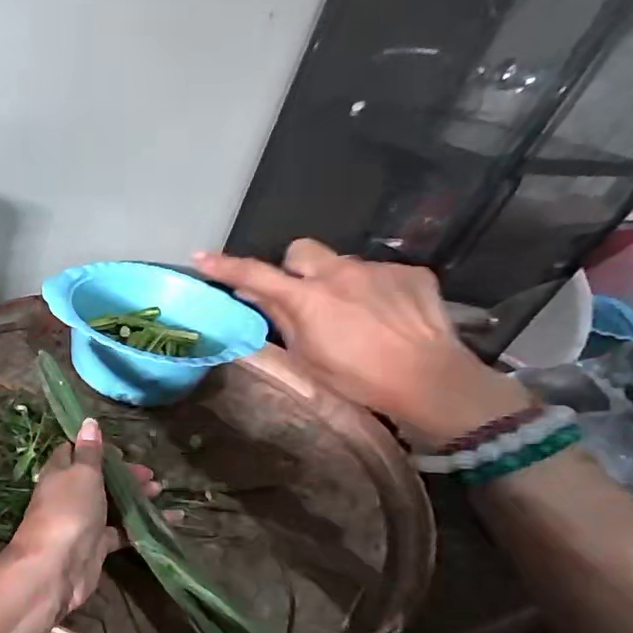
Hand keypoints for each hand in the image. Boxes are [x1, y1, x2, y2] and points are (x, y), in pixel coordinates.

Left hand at [5, 417, 159, 618]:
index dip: (97, 448)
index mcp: (60, 472)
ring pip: (112, 503)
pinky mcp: (97, 544)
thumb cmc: (68, 511)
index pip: (75, 452)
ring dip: (136, 497)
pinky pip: (124, 530)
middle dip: (124, 474)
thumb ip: (89, 451)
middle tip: (149, 474)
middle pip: (98, 478)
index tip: (121, 449)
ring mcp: (83, 520)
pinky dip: (144, 525)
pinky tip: (169, 520)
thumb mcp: (82, 473)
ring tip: (159, 491)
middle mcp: (69, 494)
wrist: (57, 567)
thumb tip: (88, 422)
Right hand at [194, 239, 532, 449]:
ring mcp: (378, 269)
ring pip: (344, 264)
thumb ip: (282, 321)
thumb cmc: (359, 380)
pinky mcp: (410, 273)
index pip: (257, 274)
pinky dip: (376, 292)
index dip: (227, 267)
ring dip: (339, 284)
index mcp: (309, 298)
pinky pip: (380, 274)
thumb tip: (256, 295)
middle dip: (295, 269)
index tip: (202, 259)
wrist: (430, 381)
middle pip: (301, 251)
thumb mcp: (309, 360)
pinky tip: (388, 319)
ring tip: (357, 319)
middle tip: (303, 299)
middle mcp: (340, 272)